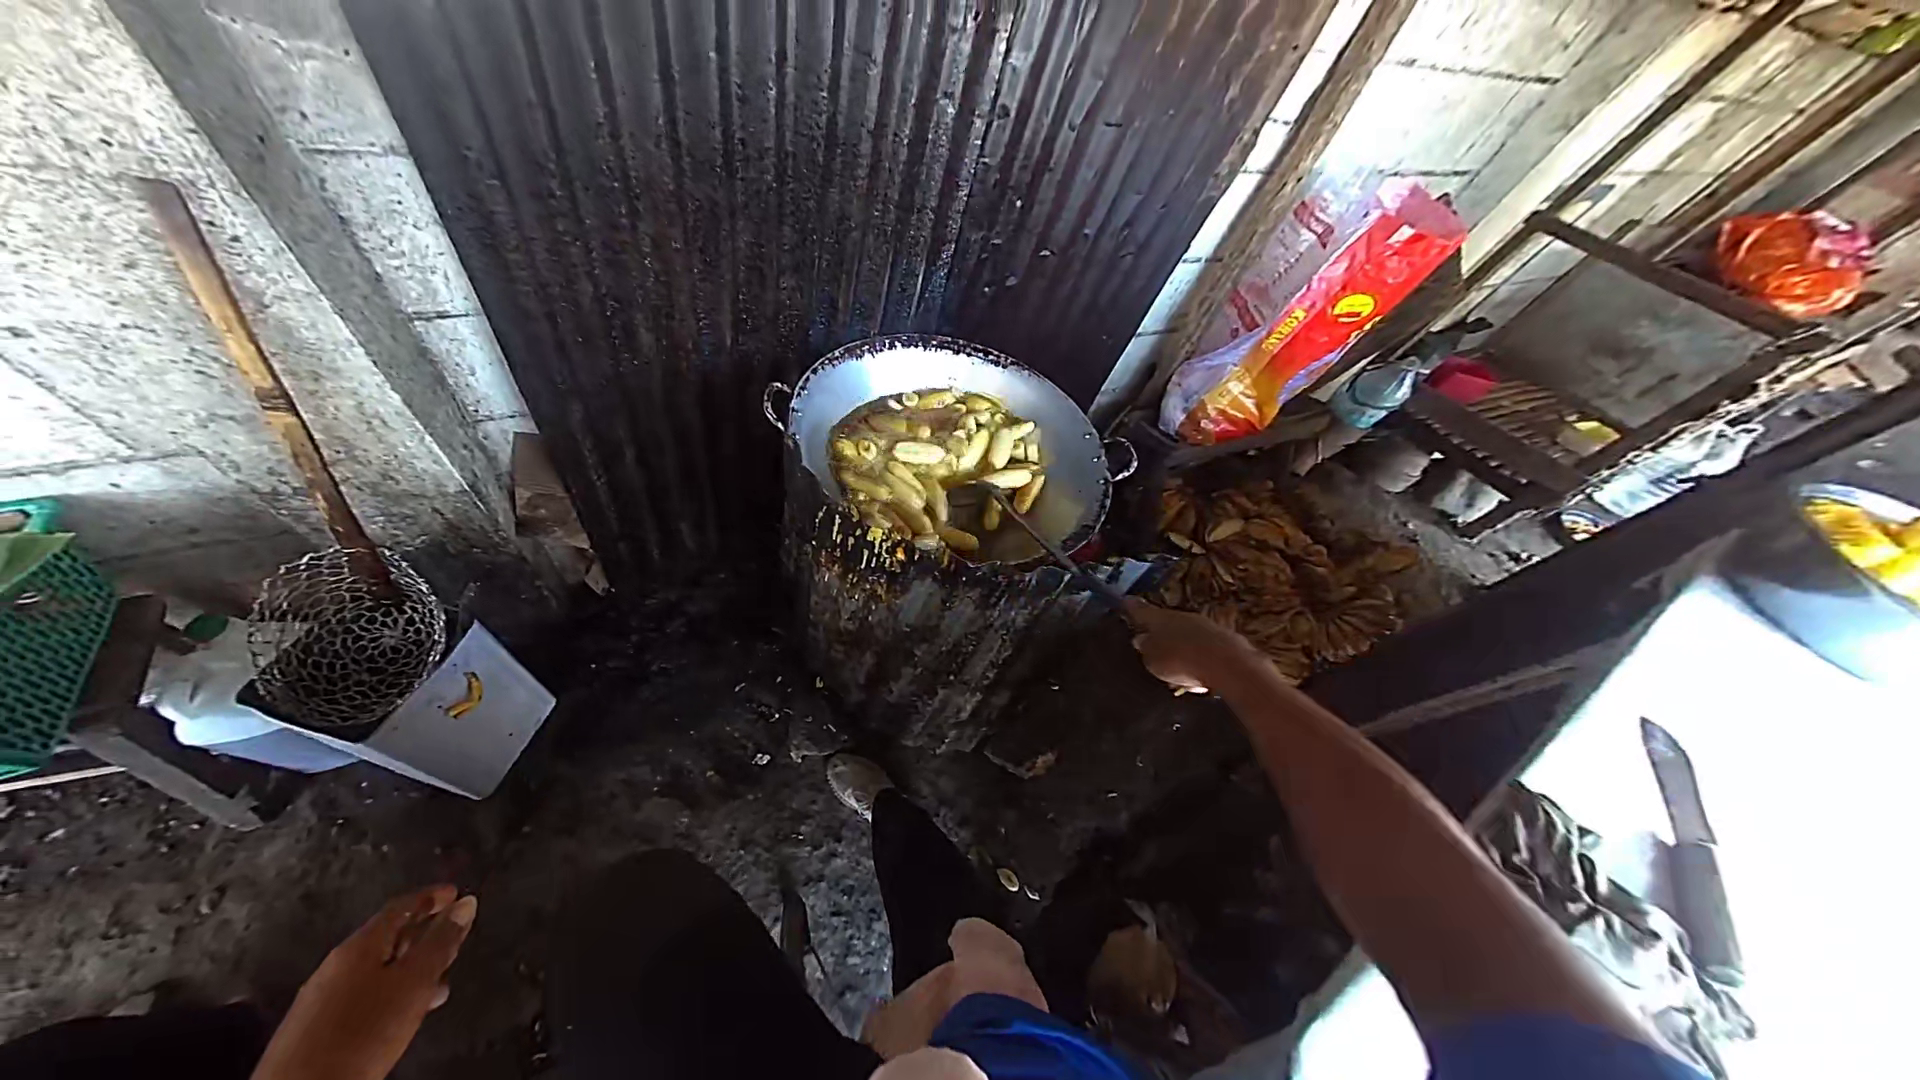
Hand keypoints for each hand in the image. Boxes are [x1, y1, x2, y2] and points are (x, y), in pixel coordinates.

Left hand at [251, 886, 477, 1079]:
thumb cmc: (364, 1031)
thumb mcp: (415, 981)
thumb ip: (442, 941)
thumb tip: (465, 904)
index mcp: (359, 947)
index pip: (401, 906)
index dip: (432, 897)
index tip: (458, 894)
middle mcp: (336, 966)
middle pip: (388, 936)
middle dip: (424, 932)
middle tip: (454, 934)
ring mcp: (322, 998)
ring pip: (378, 968)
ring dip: (412, 965)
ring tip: (440, 976)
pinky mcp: (316, 1028)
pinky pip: (365, 993)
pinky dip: (393, 990)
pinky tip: (407, 1009)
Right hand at [1125, 598, 1263, 694]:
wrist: (1229, 665)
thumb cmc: (1180, 660)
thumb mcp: (1152, 660)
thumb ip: (1145, 650)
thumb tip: (1141, 640)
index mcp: (1158, 618)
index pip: (1139, 609)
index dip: (1130, 607)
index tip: (1124, 602)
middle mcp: (1181, 616)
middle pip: (1164, 621)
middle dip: (1157, 632)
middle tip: (1149, 646)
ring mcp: (1205, 626)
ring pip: (1185, 634)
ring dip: (1179, 646)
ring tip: (1173, 667)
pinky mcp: (1224, 641)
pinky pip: (1204, 648)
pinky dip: (1197, 658)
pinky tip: (1196, 676)